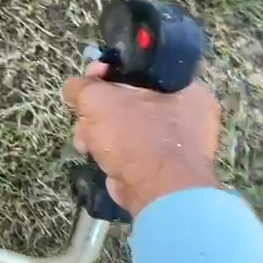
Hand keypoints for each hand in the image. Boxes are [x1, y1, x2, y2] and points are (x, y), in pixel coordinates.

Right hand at [61, 62, 222, 217]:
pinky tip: (95, 153)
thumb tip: (75, 89)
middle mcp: (187, 114)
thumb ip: (81, 85)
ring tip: (87, 140)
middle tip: (84, 114)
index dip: (109, 71)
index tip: (89, 78)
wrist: (157, 192)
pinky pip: (128, 145)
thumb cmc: (135, 136)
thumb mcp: (97, 98)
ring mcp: (177, 141)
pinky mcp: (162, 163)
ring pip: (123, 123)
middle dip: (96, 108)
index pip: (141, 69)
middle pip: (126, 98)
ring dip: (96, 129)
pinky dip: (108, 148)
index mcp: (186, 90)